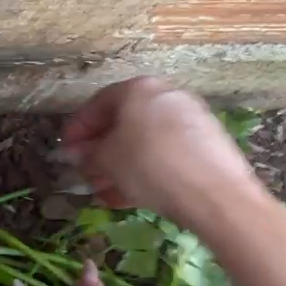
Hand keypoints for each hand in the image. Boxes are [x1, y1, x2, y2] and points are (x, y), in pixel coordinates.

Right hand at [62, 77, 260, 221]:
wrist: (219, 197)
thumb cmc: (151, 165)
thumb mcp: (108, 161)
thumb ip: (87, 155)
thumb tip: (73, 155)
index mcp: (138, 88)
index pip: (97, 104)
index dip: (77, 130)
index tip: (66, 151)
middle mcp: (166, 95)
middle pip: (124, 123)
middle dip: (101, 152)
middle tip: (87, 175)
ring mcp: (191, 119)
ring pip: (146, 141)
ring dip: (122, 166)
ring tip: (108, 192)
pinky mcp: (210, 144)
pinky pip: (168, 153)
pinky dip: (148, 169)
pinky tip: (135, 195)